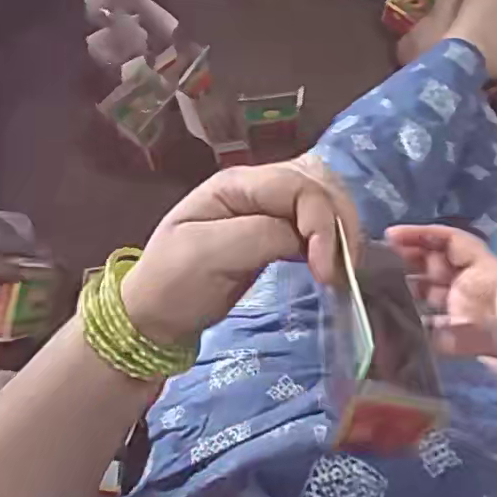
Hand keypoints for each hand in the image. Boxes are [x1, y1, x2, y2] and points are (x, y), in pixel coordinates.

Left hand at [120, 161, 358, 344]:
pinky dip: (331, 239)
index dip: (321, 223)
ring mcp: (267, 207)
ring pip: (323, 199)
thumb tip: (305, 237)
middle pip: (318, 184)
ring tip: (339, 268)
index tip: (325, 271)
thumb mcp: (208, 255)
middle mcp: (256, 186)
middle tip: (340, 270)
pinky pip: (315, 222)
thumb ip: (261, 235)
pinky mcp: (275, 231)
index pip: (298, 187)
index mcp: (235, 184)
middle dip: (338, 223)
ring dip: (340, 229)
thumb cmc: (174, 283)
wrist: (156, 313)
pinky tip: (331, 263)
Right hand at [386, 224, 496, 397]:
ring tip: (374, 294)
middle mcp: (476, 288)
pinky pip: (435, 326)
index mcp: (491, 273)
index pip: (453, 242)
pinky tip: (394, 328)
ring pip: (431, 294)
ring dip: (407, 291)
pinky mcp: (469, 341)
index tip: (392, 235)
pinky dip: (416, 325)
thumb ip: (481, 335)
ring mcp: (471, 315)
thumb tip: (433, 338)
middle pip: (435, 265)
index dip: (424, 235)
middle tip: (371, 265)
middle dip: (407, 260)